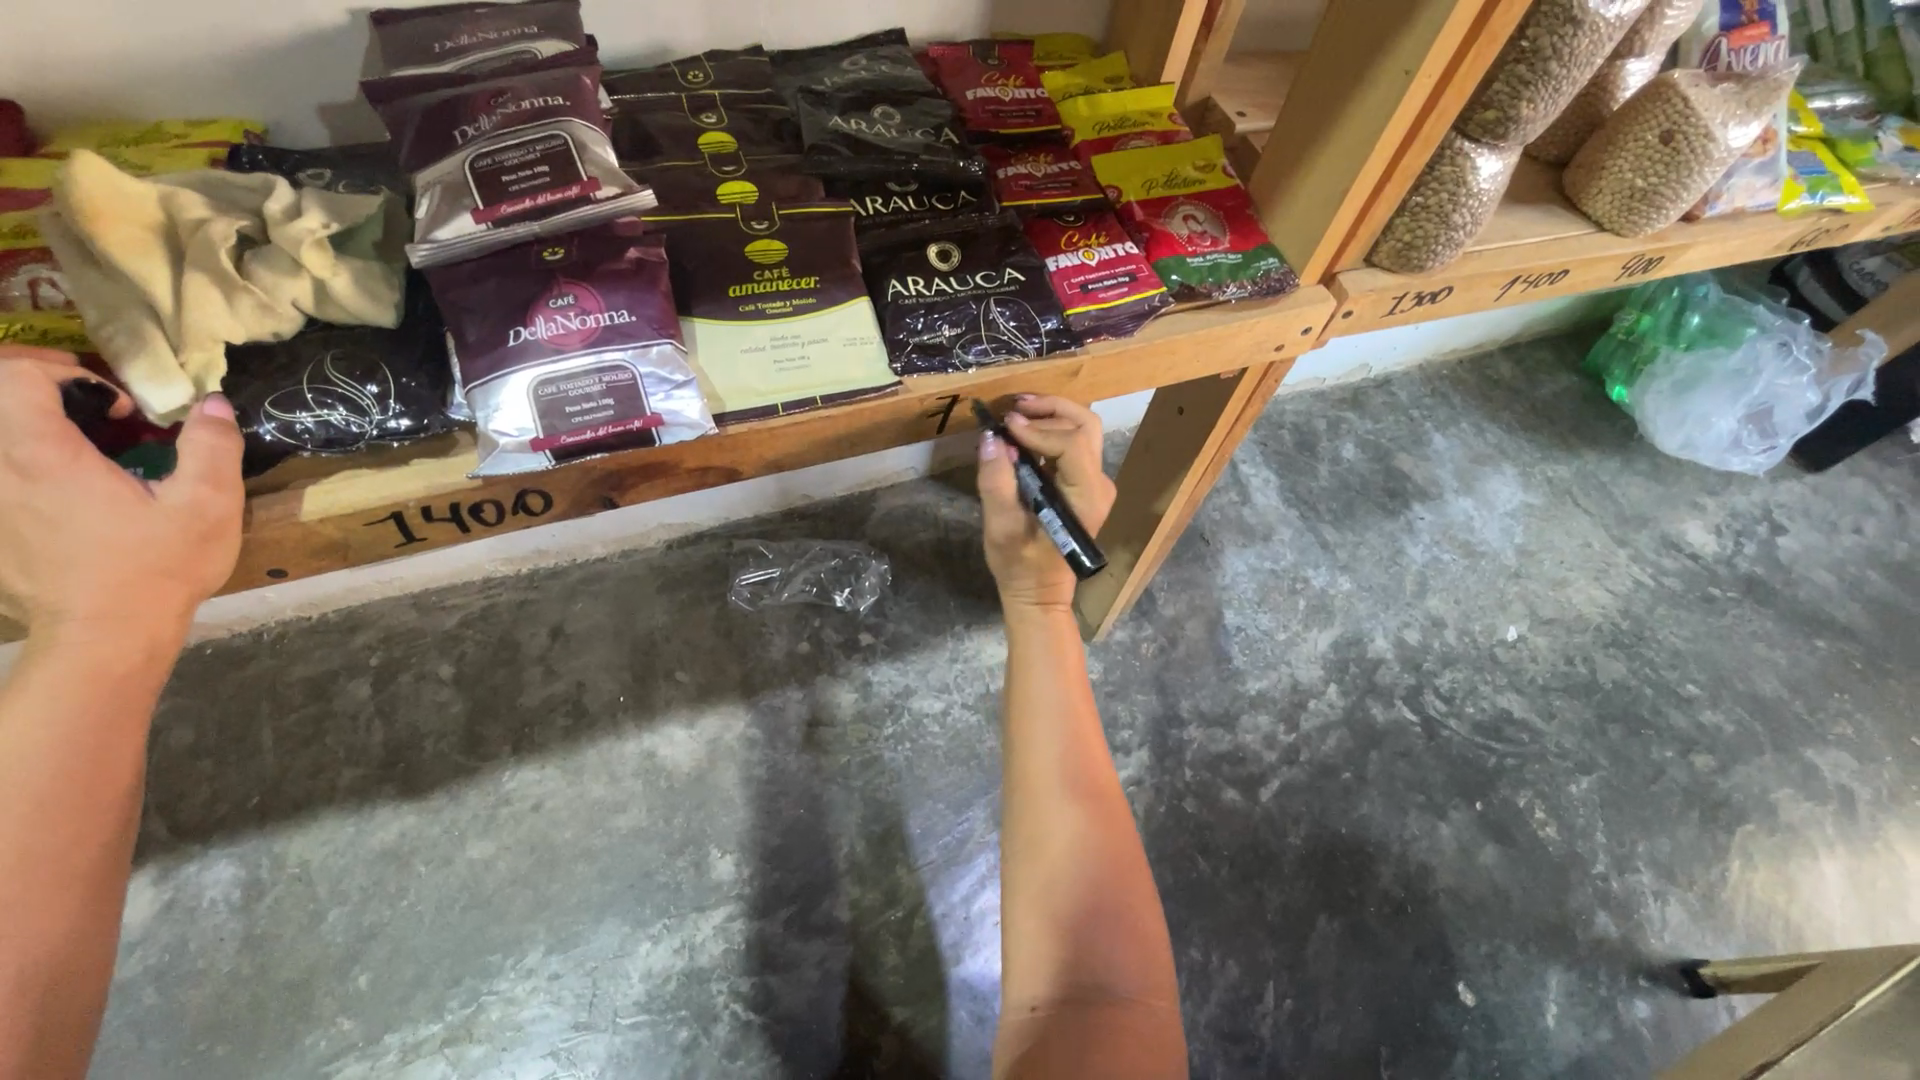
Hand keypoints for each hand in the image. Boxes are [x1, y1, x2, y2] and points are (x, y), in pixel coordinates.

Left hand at [0, 346, 243, 639]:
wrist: (108, 634)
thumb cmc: (160, 565)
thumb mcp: (209, 504)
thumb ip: (211, 446)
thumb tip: (213, 404)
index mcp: (44, 455)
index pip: (15, 376)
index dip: (67, 374)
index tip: (120, 406)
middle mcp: (0, 471)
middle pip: (0, 405)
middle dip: (48, 394)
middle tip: (105, 413)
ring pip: (4, 443)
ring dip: (42, 434)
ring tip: (95, 454)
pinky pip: (8, 480)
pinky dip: (35, 471)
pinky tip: (81, 497)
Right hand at [976, 395, 1115, 612]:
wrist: (1039, 593)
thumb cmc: (1020, 566)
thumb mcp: (1000, 527)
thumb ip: (997, 482)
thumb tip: (991, 439)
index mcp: (1085, 497)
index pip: (1071, 442)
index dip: (1037, 428)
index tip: (1005, 426)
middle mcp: (1098, 485)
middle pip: (1085, 425)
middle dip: (1050, 409)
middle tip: (1014, 406)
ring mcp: (1094, 483)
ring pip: (1083, 429)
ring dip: (1051, 415)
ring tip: (1016, 414)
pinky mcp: (1084, 484)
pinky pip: (1074, 443)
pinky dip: (1050, 429)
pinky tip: (1023, 431)